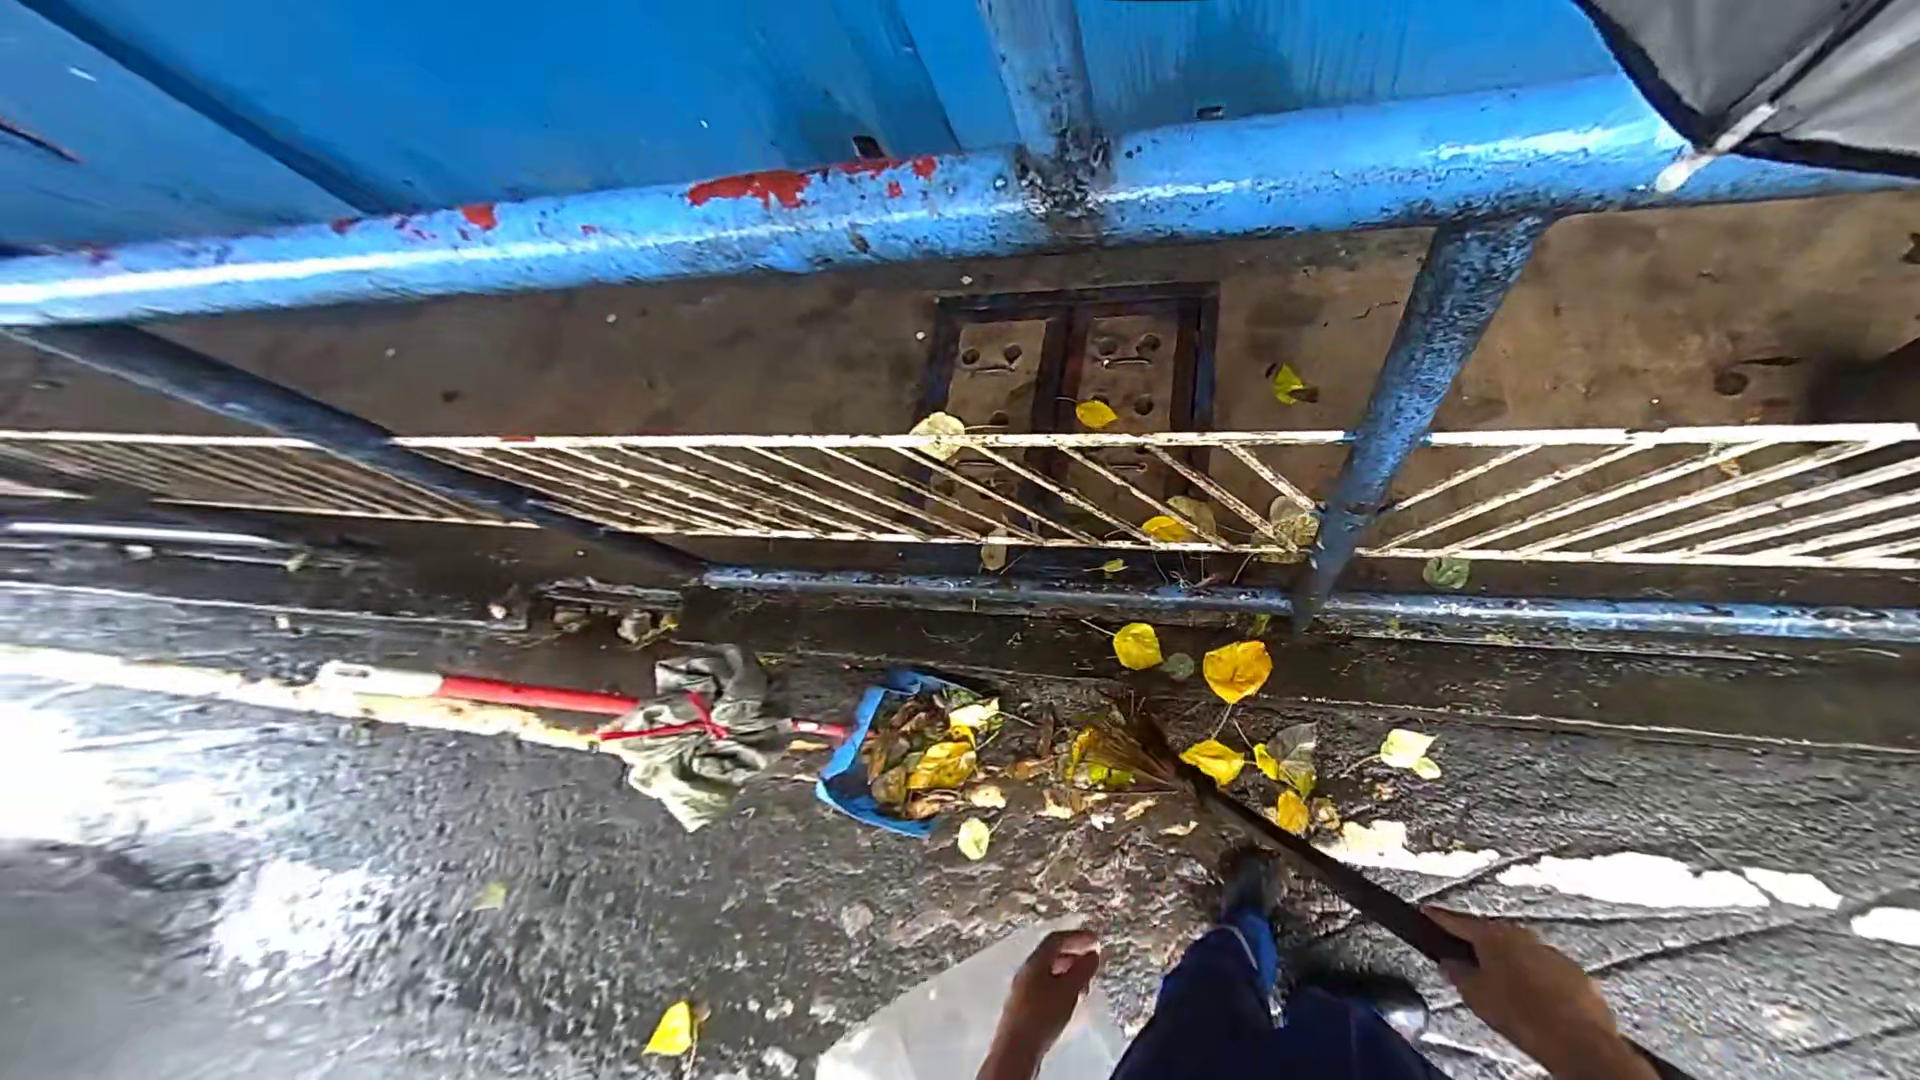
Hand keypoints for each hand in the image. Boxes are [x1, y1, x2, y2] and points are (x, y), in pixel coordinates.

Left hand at [977, 930, 1100, 1079]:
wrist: (1017, 1048)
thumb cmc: (1042, 1015)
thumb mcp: (1067, 991)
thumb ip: (1082, 971)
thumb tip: (1093, 954)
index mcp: (1035, 961)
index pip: (1056, 939)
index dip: (1077, 936)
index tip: (1095, 938)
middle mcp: (1027, 969)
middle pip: (1052, 953)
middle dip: (1074, 953)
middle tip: (1092, 959)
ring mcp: (1024, 987)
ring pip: (1049, 970)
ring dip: (1069, 971)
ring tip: (1085, 982)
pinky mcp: (1025, 1005)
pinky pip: (1047, 985)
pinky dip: (1062, 985)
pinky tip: (1070, 999)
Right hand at [1425, 908, 1656, 1079]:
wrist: (1581, 1046)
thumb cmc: (1523, 1016)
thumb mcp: (1472, 993)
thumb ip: (1456, 972)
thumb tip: (1451, 964)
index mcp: (1492, 934)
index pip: (1456, 920)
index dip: (1438, 917)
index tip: (1428, 912)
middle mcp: (1523, 936)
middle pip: (1492, 935)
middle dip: (1480, 945)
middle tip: (1468, 960)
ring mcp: (1554, 956)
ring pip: (1523, 953)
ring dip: (1512, 964)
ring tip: (1506, 989)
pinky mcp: (1580, 978)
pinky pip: (1550, 973)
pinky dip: (1539, 981)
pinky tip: (1536, 1002)